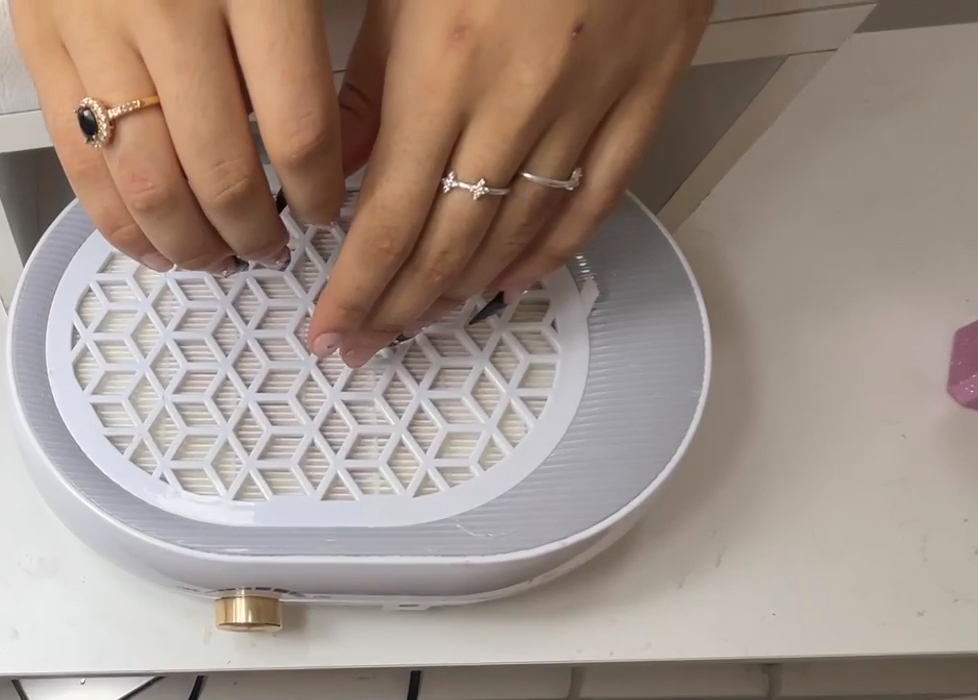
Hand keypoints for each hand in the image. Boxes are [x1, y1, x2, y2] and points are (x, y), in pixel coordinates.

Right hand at [11, 0, 344, 272]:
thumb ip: (312, 22)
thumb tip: (333, 142)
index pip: (296, 127)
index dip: (317, 190)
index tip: (324, 211)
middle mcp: (170, 9)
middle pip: (220, 173)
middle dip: (253, 234)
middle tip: (271, 251)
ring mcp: (97, 34)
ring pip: (149, 187)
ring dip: (190, 245)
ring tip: (217, 261)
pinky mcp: (44, 51)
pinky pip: (82, 171)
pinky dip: (121, 229)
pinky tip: (154, 251)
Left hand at [310, 0, 710, 365]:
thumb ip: (364, 97)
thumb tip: (344, 180)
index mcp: (443, 73)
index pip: (387, 222)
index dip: (355, 291)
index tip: (329, 332)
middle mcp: (517, 101)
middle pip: (446, 246)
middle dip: (395, 310)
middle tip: (363, 348)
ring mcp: (591, 99)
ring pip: (513, 235)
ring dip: (458, 293)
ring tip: (416, 326)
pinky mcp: (648, 88)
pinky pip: (597, 197)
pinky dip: (549, 253)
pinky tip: (508, 287)